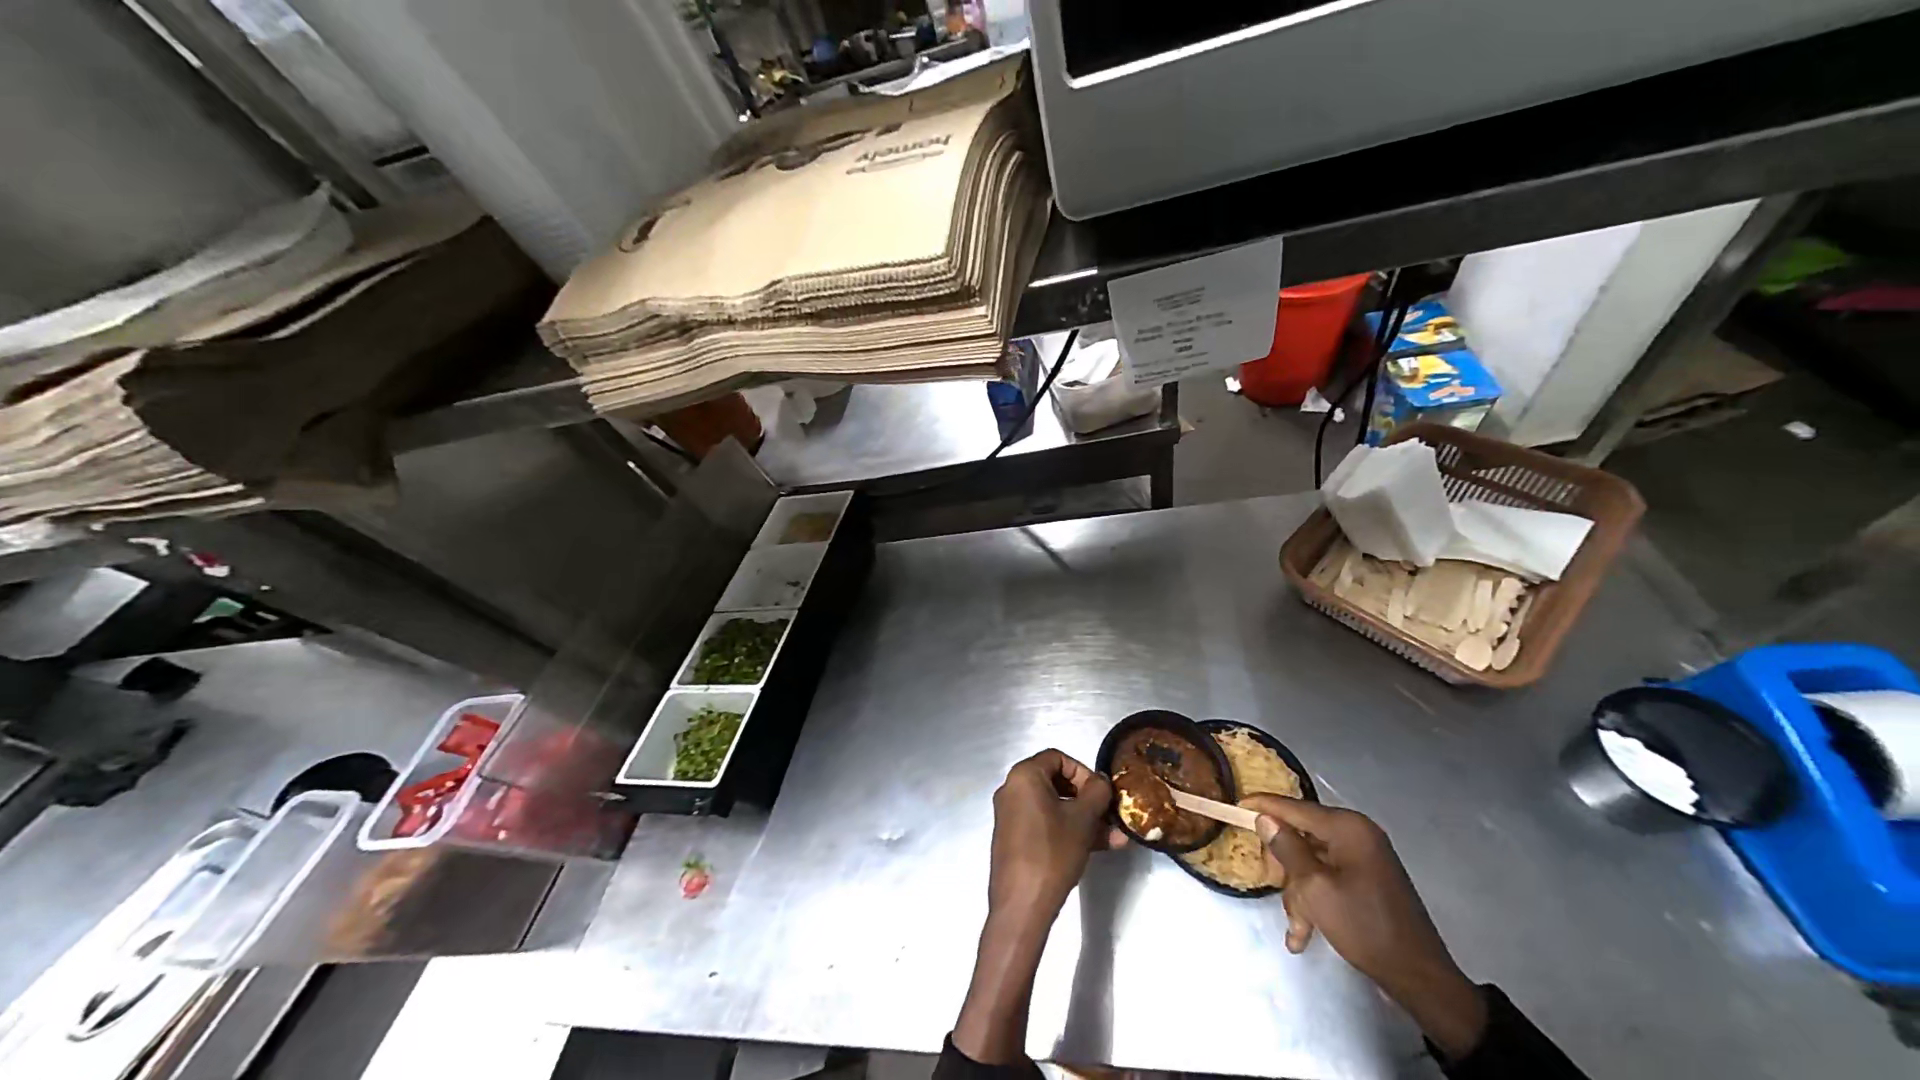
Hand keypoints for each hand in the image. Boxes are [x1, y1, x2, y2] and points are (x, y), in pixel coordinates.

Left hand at [986, 749, 1123, 926]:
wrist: (1022, 904)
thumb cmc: (1053, 851)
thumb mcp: (1083, 819)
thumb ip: (1097, 792)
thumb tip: (1102, 781)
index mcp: (1024, 776)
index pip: (1058, 758)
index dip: (1084, 772)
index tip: (1100, 794)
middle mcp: (1012, 789)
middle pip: (1056, 782)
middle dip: (1087, 799)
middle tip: (1108, 816)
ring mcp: (1011, 815)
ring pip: (1054, 807)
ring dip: (1084, 819)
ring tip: (1113, 838)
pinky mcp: (1014, 838)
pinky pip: (1045, 824)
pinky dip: (1068, 831)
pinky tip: (1098, 848)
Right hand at [1245, 796, 1487, 1060]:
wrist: (1418, 976)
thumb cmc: (1364, 926)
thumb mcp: (1315, 888)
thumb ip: (1286, 848)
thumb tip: (1264, 818)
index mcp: (1347, 828)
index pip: (1293, 807)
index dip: (1261, 806)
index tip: (1233, 807)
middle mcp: (1355, 833)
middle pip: (1299, 836)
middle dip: (1284, 867)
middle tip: (1270, 886)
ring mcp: (1362, 856)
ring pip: (1309, 861)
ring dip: (1298, 892)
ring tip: (1297, 929)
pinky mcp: (1365, 876)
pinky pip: (1326, 876)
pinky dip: (1313, 898)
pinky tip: (1304, 932)